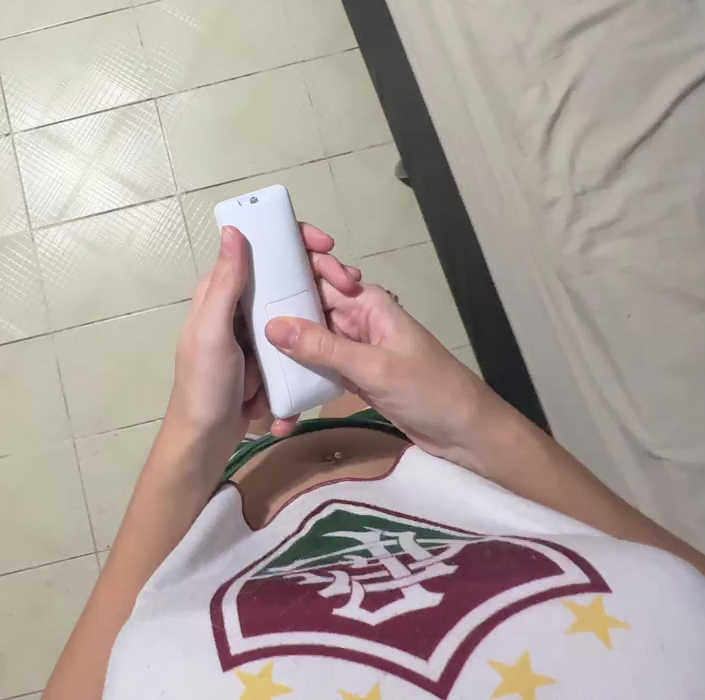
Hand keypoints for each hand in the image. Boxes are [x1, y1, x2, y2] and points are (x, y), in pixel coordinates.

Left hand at [165, 223, 363, 459]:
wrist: (208, 442)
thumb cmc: (204, 384)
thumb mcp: (212, 332)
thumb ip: (225, 284)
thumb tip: (233, 230)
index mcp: (220, 292)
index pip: (257, 251)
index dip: (290, 240)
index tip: (323, 244)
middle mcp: (239, 306)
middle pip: (283, 275)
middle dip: (317, 272)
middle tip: (348, 279)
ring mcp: (257, 332)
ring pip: (295, 305)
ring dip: (323, 301)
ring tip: (353, 299)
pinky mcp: (271, 357)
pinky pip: (299, 338)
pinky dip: (317, 335)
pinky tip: (340, 335)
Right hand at [266, 278, 521, 474]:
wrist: (469, 436)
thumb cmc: (430, 391)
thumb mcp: (374, 368)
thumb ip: (323, 347)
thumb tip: (272, 326)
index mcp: (365, 302)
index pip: (317, 274)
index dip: (285, 268)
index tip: (250, 276)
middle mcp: (355, 318)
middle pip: (306, 306)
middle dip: (275, 311)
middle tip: (235, 321)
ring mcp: (352, 347)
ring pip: (308, 338)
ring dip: (283, 347)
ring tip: (246, 353)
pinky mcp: (352, 374)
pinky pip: (318, 366)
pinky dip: (300, 374)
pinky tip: (275, 386)